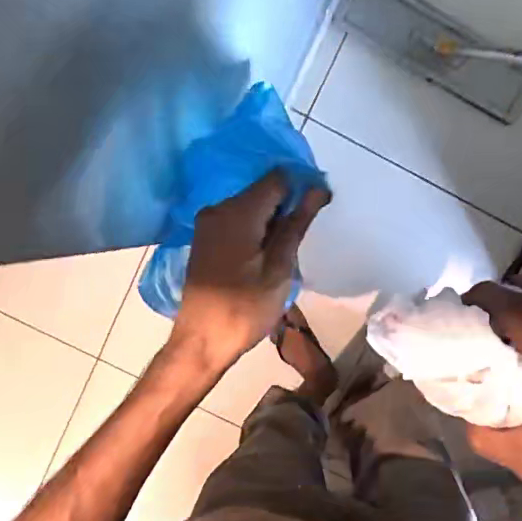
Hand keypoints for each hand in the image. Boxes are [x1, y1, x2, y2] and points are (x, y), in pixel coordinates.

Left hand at [171, 170, 329, 366]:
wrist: (201, 341)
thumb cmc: (244, 308)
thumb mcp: (279, 268)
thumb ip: (296, 225)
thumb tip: (316, 189)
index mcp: (238, 212)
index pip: (278, 178)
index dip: (302, 186)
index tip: (320, 206)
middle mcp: (218, 208)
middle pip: (262, 191)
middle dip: (288, 204)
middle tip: (304, 235)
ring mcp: (207, 223)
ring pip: (250, 206)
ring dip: (272, 219)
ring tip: (286, 249)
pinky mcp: (205, 239)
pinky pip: (237, 221)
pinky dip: (255, 229)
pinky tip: (266, 253)